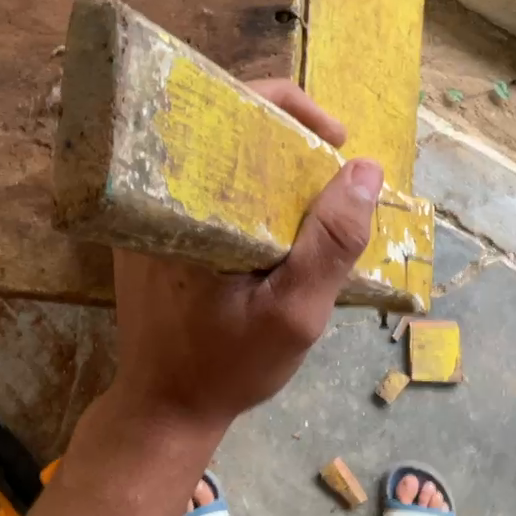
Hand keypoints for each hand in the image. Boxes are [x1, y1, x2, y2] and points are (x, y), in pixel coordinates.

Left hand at [110, 80, 382, 429]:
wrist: (164, 408)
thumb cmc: (228, 367)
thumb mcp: (294, 314)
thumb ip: (331, 245)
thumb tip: (365, 170)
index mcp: (188, 202)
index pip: (232, 108)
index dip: (293, 107)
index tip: (336, 140)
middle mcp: (159, 195)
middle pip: (226, 127)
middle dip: (288, 137)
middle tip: (329, 174)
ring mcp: (151, 213)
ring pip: (217, 157)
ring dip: (269, 166)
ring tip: (311, 199)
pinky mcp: (152, 234)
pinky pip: (205, 188)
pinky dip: (246, 192)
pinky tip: (275, 224)